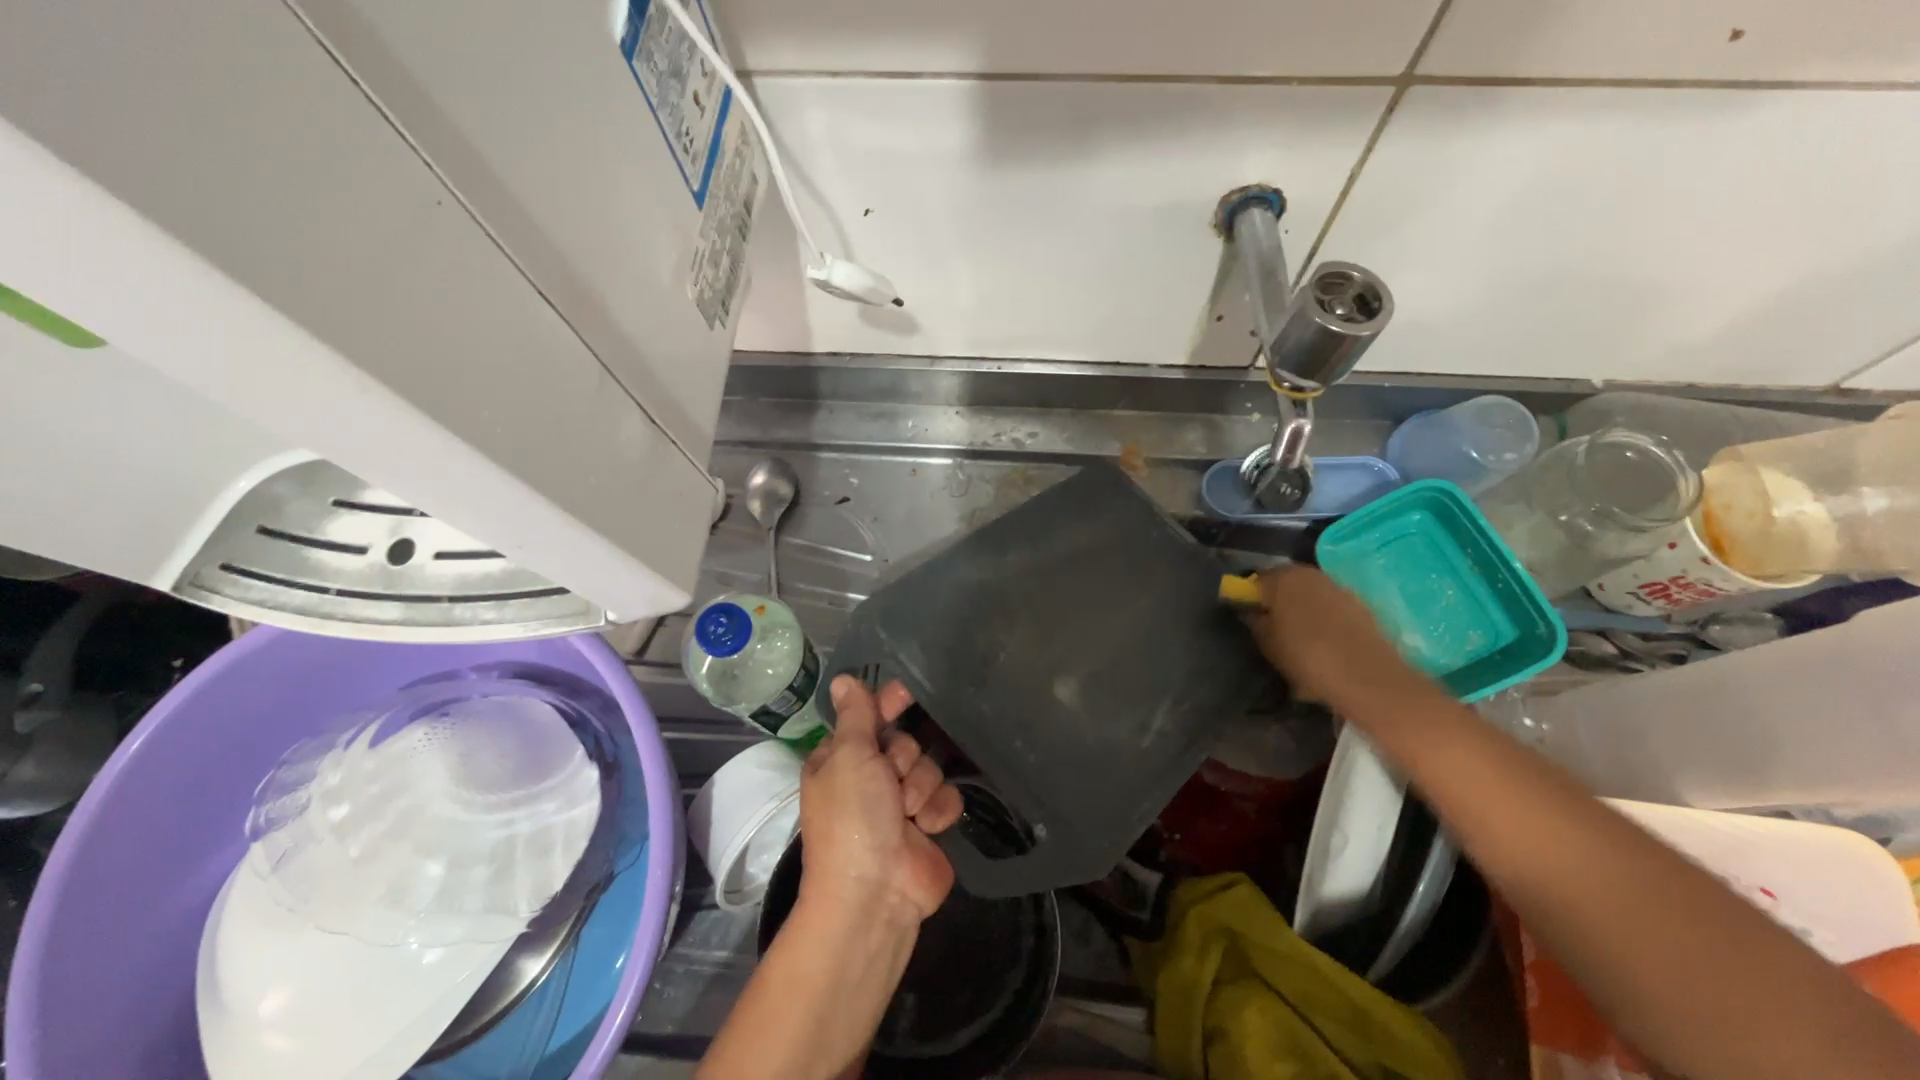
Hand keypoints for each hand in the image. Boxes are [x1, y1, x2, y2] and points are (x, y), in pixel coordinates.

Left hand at [798, 675, 965, 923]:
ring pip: (930, 768)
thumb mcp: (848, 757)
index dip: (887, 706)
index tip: (906, 695)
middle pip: (906, 742)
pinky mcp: (929, 826)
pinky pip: (948, 798)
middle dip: (904, 759)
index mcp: (841, 761)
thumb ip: (855, 716)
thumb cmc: (852, 819)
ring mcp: (901, 805)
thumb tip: (843, 678)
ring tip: (906, 816)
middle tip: (890, 782)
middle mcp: (870, 779)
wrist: (875, 893)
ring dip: (921, 789)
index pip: (869, 718)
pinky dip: (938, 812)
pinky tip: (926, 830)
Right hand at [1243, 565, 1442, 712]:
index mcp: (1283, 578)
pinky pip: (1330, 608)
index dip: (1248, 597)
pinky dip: (1322, 620)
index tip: (1246, 616)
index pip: (1255, 579)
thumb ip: (1253, 621)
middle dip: (1277, 602)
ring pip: (1310, 595)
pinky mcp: (1360, 605)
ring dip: (1301, 610)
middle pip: (1285, 583)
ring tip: (1297, 639)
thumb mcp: (1267, 643)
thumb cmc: (1306, 657)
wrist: (1367, 677)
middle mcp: (1311, 574)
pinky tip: (1322, 644)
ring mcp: (1338, 588)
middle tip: (1270, 629)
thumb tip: (1248, 610)